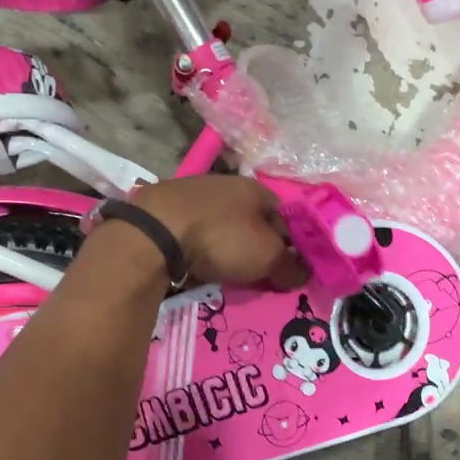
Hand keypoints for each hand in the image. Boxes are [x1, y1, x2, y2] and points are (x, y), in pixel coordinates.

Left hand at [132, 175, 308, 289]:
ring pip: (225, 225)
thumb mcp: (267, 256)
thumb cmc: (222, 239)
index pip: (287, 218)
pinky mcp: (169, 208)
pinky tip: (200, 262)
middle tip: (259, 275)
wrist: (155, 232)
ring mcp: (196, 193)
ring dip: (230, 247)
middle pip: (255, 221)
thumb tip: (304, 273)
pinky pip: (198, 231)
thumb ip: (291, 266)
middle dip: (259, 247)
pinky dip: (203, 246)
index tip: (288, 270)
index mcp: (258, 190)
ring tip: (228, 272)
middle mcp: (229, 185)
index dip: (292, 245)